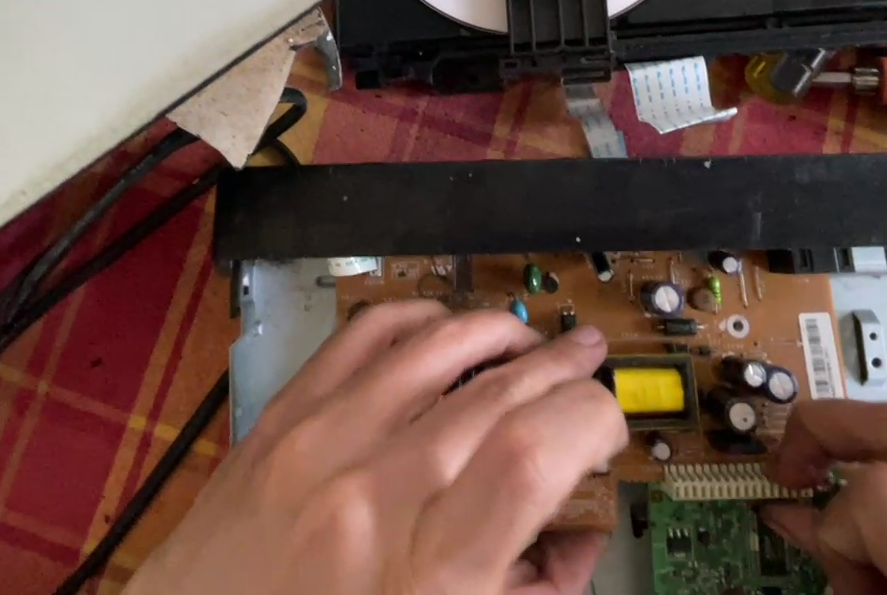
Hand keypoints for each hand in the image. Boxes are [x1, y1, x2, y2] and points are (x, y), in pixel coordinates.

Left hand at [126, 300, 627, 594]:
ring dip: (498, 331)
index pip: (531, 453)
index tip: (600, 427)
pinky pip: (366, 331)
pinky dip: (419, 317)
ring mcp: (322, 439)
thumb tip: (579, 530)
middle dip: (559, 367)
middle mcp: (373, 493)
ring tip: (529, 340)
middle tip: (587, 359)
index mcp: (424, 574)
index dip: (588, 421)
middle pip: (496, 390)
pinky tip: (445, 327)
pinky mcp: (286, 411)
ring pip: (437, 342)